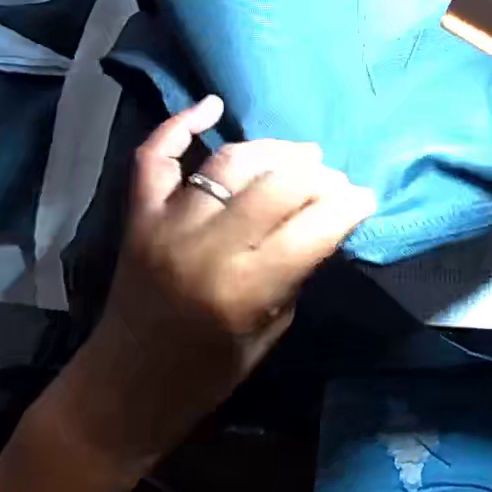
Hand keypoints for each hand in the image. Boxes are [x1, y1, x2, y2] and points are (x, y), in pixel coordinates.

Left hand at [75, 95, 375, 464]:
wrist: (126, 387)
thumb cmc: (209, 372)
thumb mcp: (272, 328)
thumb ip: (296, 268)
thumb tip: (324, 217)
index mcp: (245, 289)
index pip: (315, 226)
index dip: (349, 205)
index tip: (365, 198)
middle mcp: (207, 248)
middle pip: (278, 184)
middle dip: (319, 176)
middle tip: (334, 180)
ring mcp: (167, 224)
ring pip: (231, 161)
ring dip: (274, 151)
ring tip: (300, 155)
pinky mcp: (139, 214)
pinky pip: (156, 156)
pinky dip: (182, 123)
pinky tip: (213, 105)